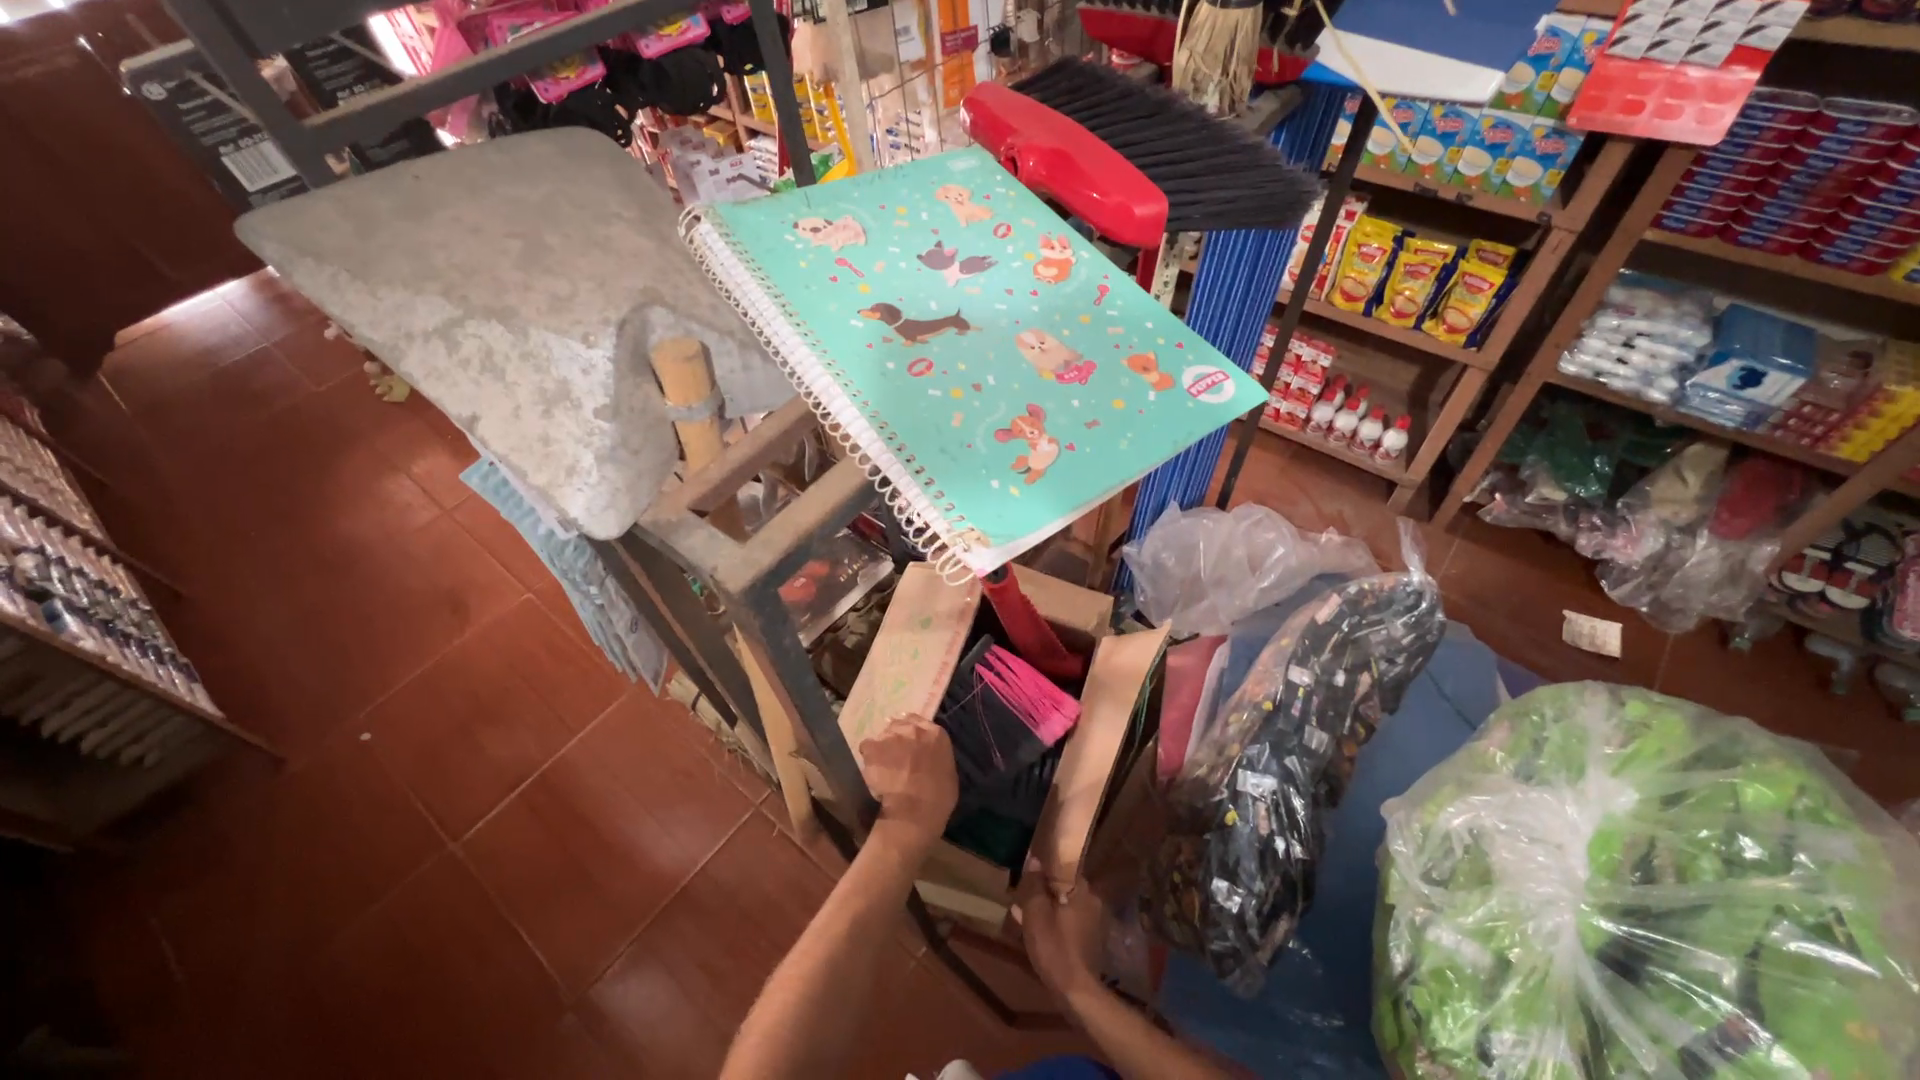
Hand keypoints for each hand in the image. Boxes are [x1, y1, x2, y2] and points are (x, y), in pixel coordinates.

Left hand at [858, 714, 956, 853]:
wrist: (914, 810)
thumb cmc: (938, 798)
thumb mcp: (948, 773)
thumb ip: (937, 757)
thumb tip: (929, 758)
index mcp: (936, 735)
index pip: (920, 722)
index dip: (913, 732)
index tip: (910, 743)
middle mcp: (913, 729)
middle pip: (899, 725)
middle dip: (897, 738)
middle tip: (896, 754)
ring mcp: (891, 736)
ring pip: (883, 736)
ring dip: (883, 747)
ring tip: (883, 765)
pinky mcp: (873, 747)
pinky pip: (867, 747)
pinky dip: (869, 757)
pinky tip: (872, 769)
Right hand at [1014, 862, 1106, 1000]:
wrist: (1076, 991)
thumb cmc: (1055, 947)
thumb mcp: (1036, 913)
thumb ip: (1035, 885)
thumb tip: (1035, 860)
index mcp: (1083, 892)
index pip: (1065, 868)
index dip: (1045, 868)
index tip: (1028, 872)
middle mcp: (1093, 903)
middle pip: (1064, 888)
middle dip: (1044, 890)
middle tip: (1022, 893)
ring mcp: (1093, 924)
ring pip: (1065, 906)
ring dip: (1047, 907)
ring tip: (1023, 911)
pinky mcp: (1088, 941)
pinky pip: (1068, 923)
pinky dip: (1054, 922)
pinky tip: (1035, 930)